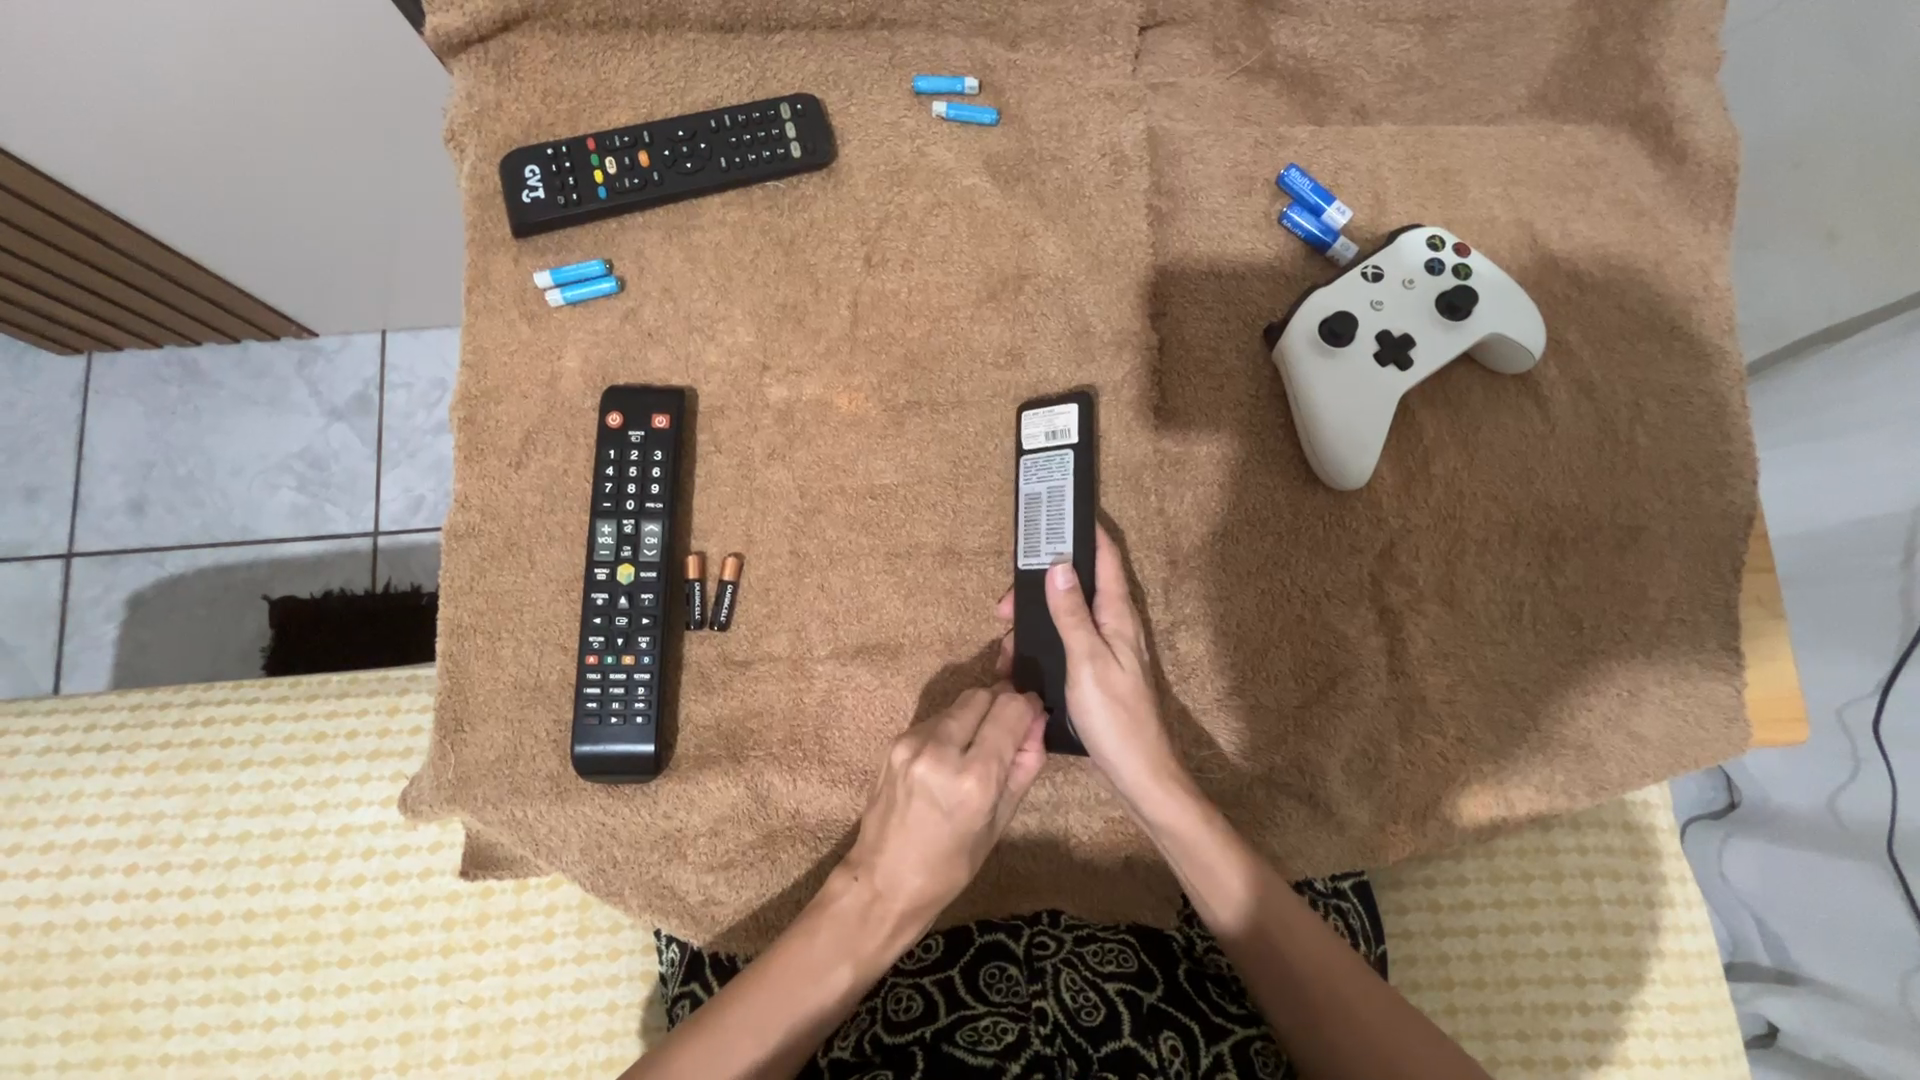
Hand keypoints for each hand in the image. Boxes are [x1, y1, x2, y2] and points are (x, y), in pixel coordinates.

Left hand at [835, 686, 1047, 935]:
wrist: (883, 881)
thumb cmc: (950, 866)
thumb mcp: (999, 822)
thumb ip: (1024, 765)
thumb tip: (1039, 720)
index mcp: (973, 779)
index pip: (1011, 709)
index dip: (1028, 707)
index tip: (1034, 716)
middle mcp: (940, 750)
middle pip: (983, 694)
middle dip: (1002, 704)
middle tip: (1008, 730)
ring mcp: (911, 743)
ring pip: (959, 703)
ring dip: (976, 715)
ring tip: (977, 749)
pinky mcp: (895, 742)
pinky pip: (936, 719)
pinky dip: (952, 728)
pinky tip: (950, 757)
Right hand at [996, 524, 1188, 812]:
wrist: (1138, 771)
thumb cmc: (1115, 716)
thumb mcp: (1086, 661)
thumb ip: (1072, 613)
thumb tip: (1059, 565)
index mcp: (1118, 616)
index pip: (1106, 558)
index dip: (1085, 532)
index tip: (1057, 514)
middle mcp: (1116, 625)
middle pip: (1079, 585)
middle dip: (1041, 583)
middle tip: (1004, 604)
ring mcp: (1108, 647)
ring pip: (1069, 613)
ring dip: (1038, 615)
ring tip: (1006, 636)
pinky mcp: (1098, 668)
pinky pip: (1068, 639)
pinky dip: (1045, 639)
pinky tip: (1022, 657)